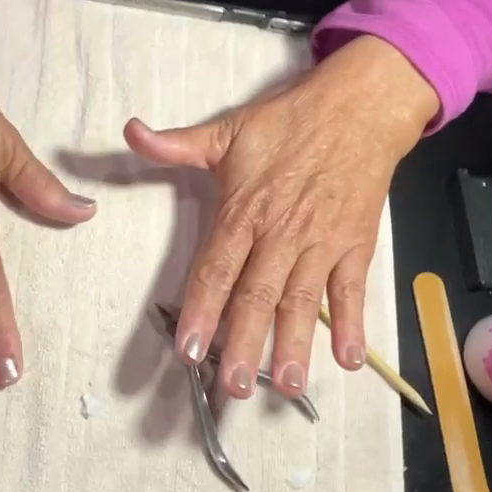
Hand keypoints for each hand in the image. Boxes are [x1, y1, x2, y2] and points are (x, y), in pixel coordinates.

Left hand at [126, 35, 435, 393]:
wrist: (361, 104)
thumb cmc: (289, 121)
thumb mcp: (227, 130)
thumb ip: (176, 144)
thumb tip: (130, 132)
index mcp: (244, 211)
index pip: (217, 269)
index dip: (202, 311)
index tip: (190, 350)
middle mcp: (281, 233)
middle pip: (258, 295)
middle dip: (245, 343)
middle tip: (232, 387)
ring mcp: (321, 241)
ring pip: (304, 301)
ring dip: (295, 345)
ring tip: (286, 387)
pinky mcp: (356, 244)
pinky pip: (352, 288)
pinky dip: (352, 323)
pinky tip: (348, 360)